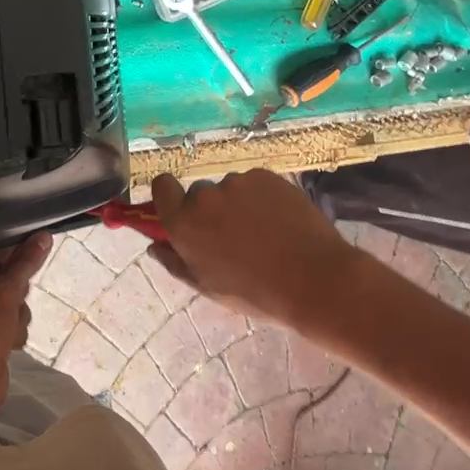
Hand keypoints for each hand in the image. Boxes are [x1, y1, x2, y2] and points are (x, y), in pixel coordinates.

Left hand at [0, 233, 51, 416]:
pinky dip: (11, 331)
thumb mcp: (6, 294)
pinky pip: (5, 320)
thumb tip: (44, 235)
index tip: (34, 258)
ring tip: (11, 329)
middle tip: (16, 302)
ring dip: (17, 314)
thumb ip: (25, 264)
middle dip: (17, 292)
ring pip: (9, 299)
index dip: (14, 255)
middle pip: (3, 275)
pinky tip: (10, 344)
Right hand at [145, 170, 363, 328]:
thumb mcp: (208, 286)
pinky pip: (256, 184)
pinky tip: (281, 222)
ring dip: (239, 204)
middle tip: (234, 236)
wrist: (316, 280)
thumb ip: (175, 262)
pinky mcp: (266, 176)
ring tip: (265, 233)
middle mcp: (205, 196)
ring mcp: (237, 183)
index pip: (162, 187)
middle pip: (199, 194)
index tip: (183, 211)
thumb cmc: (256, 292)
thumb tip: (153, 245)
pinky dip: (263, 198)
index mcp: (184, 223)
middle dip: (211, 210)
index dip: (169, 196)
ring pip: (231, 190)